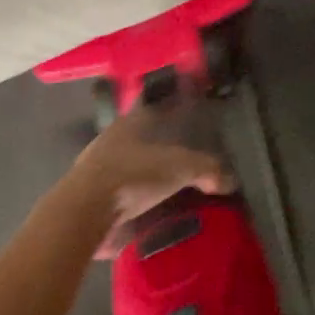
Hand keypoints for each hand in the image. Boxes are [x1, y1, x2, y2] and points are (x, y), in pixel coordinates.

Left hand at [68, 100, 234, 256]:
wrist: (85, 212)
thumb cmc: (133, 174)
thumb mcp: (179, 167)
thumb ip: (207, 169)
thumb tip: (230, 179)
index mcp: (130, 121)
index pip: (151, 103)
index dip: (167, 102)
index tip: (182, 104)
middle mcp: (111, 139)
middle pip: (138, 135)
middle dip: (157, 143)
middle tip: (181, 152)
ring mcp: (97, 169)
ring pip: (127, 164)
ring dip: (143, 174)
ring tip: (167, 189)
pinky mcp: (91, 199)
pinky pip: (118, 194)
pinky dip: (132, 200)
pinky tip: (147, 212)